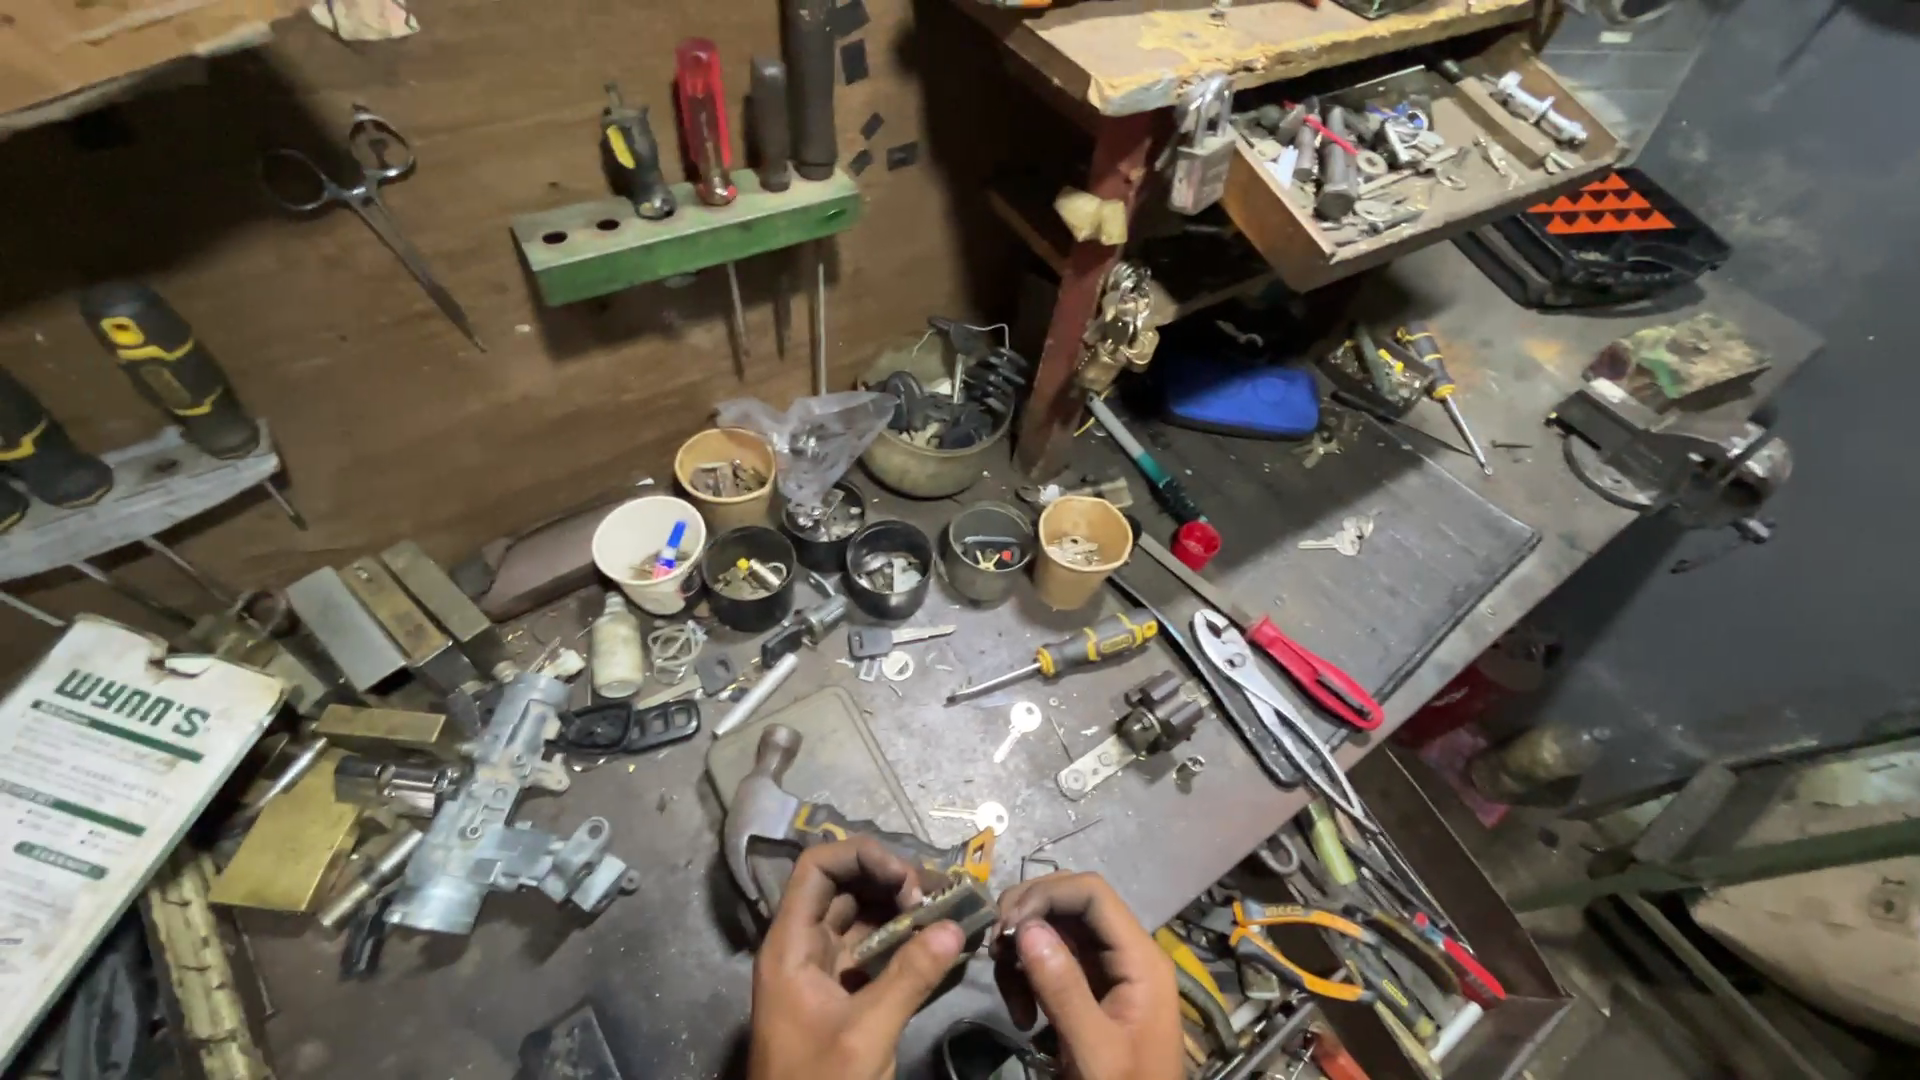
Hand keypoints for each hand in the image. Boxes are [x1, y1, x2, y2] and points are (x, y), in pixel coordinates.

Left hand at [749, 836, 964, 1079]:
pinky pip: (875, 947)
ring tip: (944, 910)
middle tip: (933, 897)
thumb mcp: (865, 1035)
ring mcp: (825, 969)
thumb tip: (955, 927)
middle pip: (843, 885)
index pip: (816, 868)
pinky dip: (905, 938)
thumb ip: (910, 977)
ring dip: (902, 907)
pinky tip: (938, 940)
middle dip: (890, 879)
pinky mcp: (846, 993)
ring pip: (862, 914)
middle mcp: (804, 946)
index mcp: (790, 944)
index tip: (905, 878)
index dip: (860, 856)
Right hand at [990, 871, 1181, 1079]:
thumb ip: (1064, 989)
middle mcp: (1123, 952)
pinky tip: (1022, 1016)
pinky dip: (1025, 975)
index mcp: (1140, 958)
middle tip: (997, 947)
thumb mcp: (1096, 1053)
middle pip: (1070, 900)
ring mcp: (1103, 969)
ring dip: (1022, 949)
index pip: (1093, 893)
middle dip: (1028, 916)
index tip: (1008, 926)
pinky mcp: (1085, 989)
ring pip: (1053, 927)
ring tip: (1007, 987)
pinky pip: (1048, 959)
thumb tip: (1024, 928)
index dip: (1047, 895)